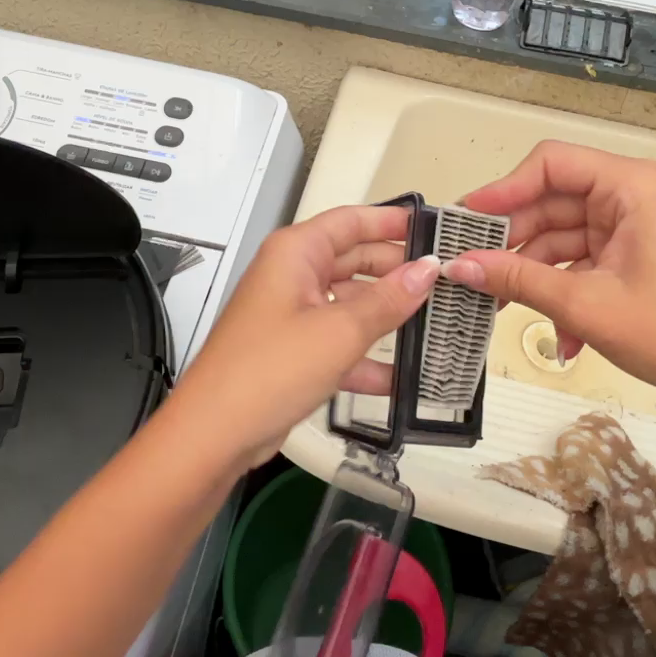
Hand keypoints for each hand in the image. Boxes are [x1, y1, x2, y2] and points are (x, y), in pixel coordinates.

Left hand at [167, 204, 439, 470]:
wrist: (213, 435)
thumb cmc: (270, 370)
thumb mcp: (340, 332)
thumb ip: (389, 299)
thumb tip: (428, 268)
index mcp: (296, 252)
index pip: (351, 221)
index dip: (392, 222)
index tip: (434, 228)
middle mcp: (291, 275)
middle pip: (352, 260)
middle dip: (395, 270)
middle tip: (443, 280)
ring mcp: (290, 314)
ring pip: (347, 302)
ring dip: (385, 315)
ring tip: (433, 324)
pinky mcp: (291, 351)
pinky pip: (337, 341)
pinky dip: (365, 355)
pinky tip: (400, 377)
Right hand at [441, 141, 655, 410]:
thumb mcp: (585, 304)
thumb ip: (517, 278)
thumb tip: (457, 265)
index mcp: (630, 186)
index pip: (551, 164)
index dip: (504, 187)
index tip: (466, 219)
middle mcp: (629, 195)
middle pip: (551, 201)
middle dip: (513, 240)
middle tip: (470, 268)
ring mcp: (628, 226)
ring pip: (559, 234)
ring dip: (532, 273)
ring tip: (499, 307)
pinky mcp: (628, 254)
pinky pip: (578, 260)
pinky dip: (560, 291)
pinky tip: (557, 336)